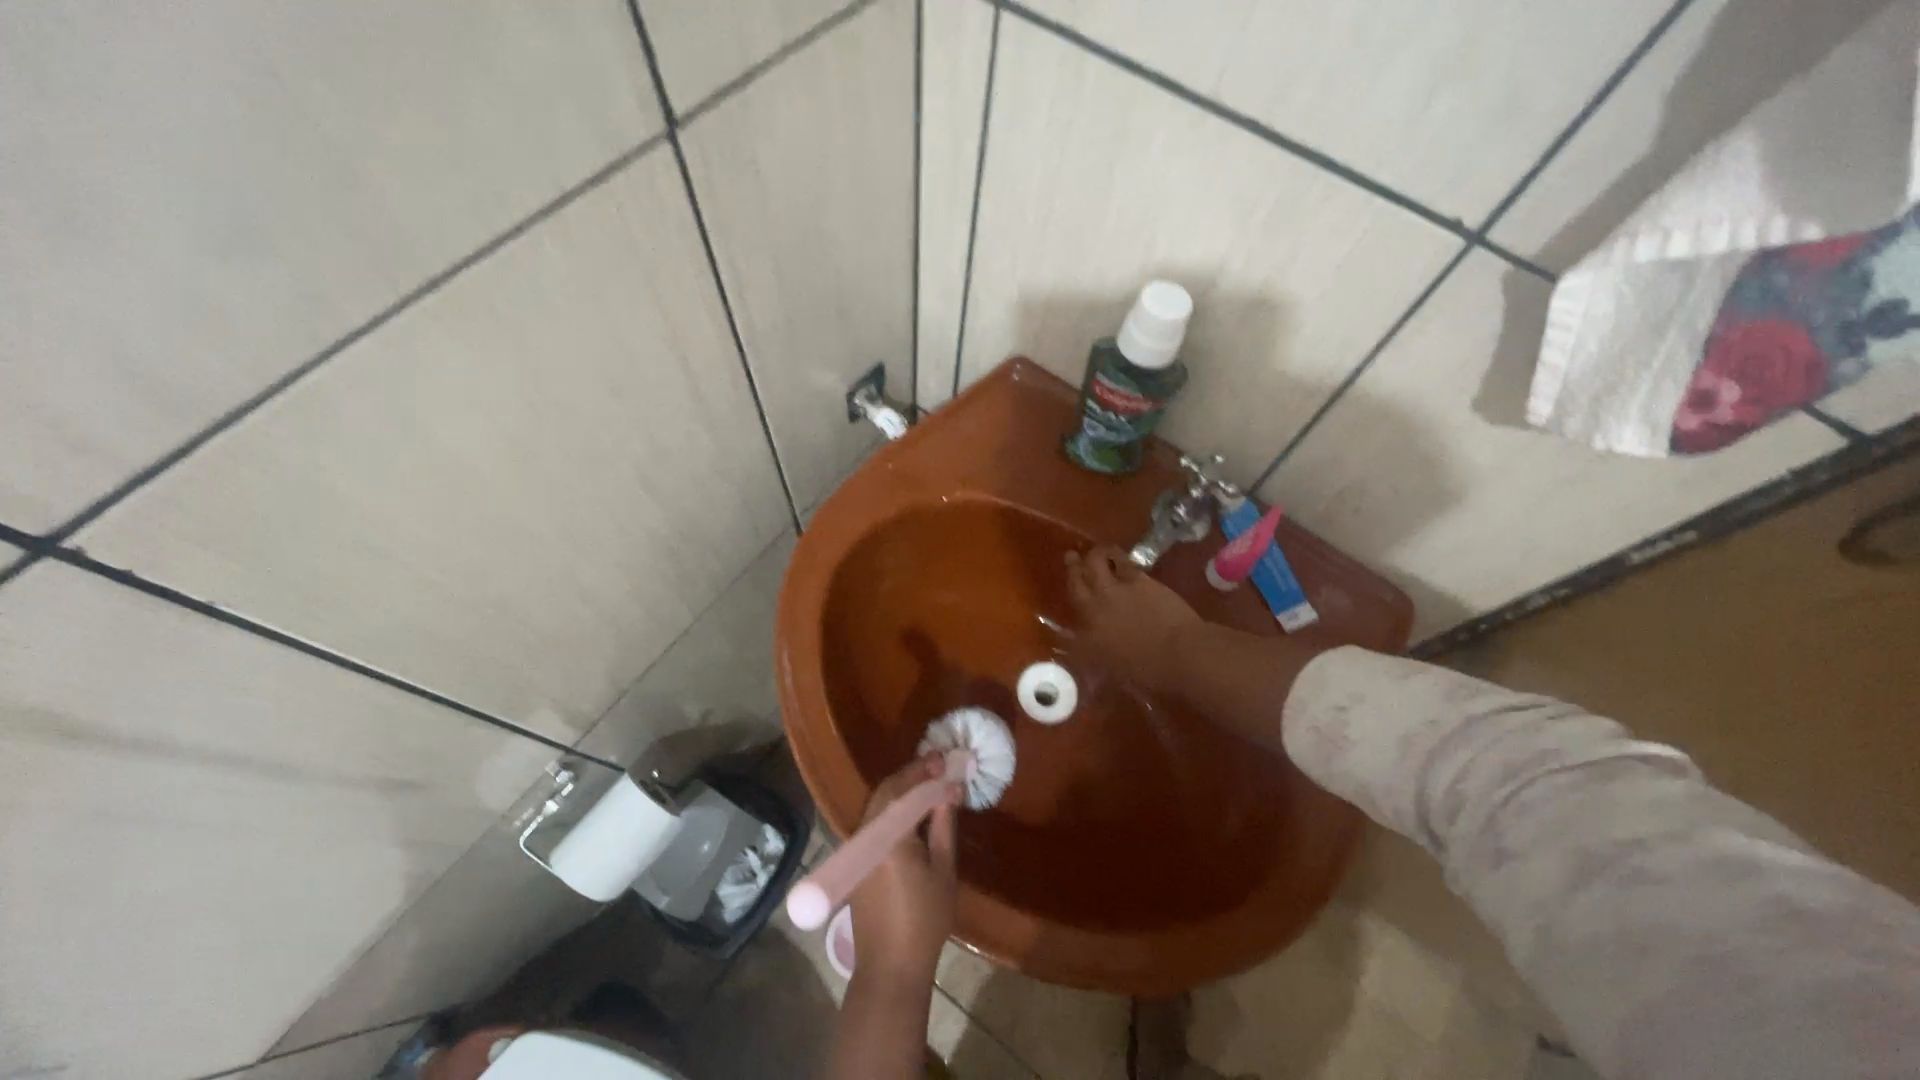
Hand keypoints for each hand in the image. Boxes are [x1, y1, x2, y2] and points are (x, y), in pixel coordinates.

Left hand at [849, 754, 961, 984]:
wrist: (889, 965)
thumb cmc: (924, 919)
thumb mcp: (943, 870)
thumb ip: (943, 825)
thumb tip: (949, 790)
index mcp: (888, 837)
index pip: (904, 789)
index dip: (924, 770)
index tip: (944, 757)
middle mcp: (866, 836)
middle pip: (885, 793)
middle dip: (911, 775)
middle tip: (937, 766)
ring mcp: (857, 848)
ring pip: (877, 806)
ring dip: (901, 790)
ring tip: (929, 782)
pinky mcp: (856, 860)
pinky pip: (873, 822)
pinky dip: (892, 809)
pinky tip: (912, 810)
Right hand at [1065, 545, 1202, 692]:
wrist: (1180, 654)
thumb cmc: (1150, 674)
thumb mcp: (1114, 672)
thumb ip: (1094, 655)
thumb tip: (1078, 645)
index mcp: (1087, 634)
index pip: (1070, 610)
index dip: (1066, 598)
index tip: (1065, 588)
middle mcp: (1096, 606)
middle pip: (1077, 579)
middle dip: (1073, 566)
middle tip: (1071, 556)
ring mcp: (1117, 589)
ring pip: (1097, 562)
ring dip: (1094, 555)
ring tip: (1096, 551)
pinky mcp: (1140, 579)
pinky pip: (1123, 561)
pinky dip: (1117, 556)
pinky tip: (1119, 555)